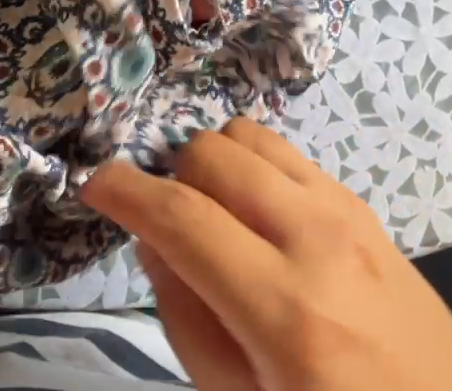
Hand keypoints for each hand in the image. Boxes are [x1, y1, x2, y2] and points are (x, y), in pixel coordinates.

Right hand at [81, 118, 451, 390]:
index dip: (127, 192)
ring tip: (208, 209)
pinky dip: (249, 164)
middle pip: (213, 156)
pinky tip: (250, 207)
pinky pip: (283, 149)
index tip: (94, 182)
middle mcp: (316, 238)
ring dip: (211, 163)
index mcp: (286, 310)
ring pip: (248, 135)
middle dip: (171, 177)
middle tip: (166, 221)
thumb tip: (152, 238)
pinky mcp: (356, 197)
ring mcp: (344, 208)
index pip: (185, 220)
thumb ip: (185, 317)